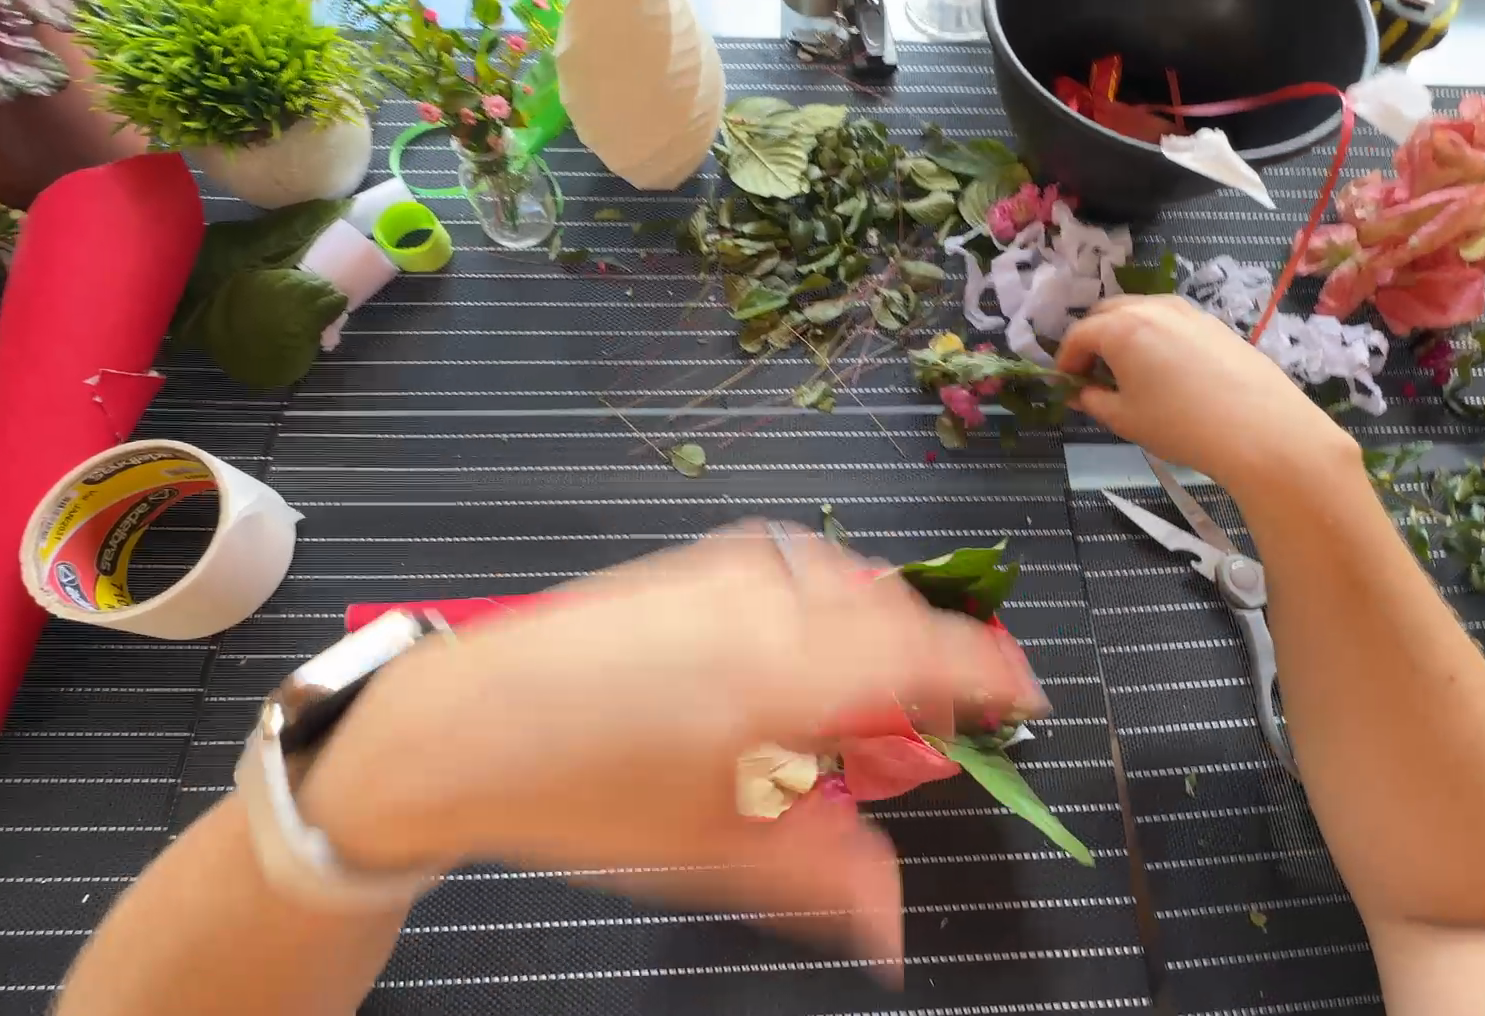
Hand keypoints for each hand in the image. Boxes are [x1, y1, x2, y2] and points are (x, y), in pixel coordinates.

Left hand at [296, 523, 1044, 969]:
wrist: (463, 722)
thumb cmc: (585, 793)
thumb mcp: (714, 850)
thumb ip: (825, 878)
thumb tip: (894, 925)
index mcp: (789, 670)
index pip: (927, 653)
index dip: (990, 669)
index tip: (1021, 692)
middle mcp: (771, 600)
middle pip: (895, 611)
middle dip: (929, 660)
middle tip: (921, 719)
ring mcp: (732, 569)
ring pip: (847, 582)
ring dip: (876, 627)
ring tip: (860, 687)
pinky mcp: (697, 558)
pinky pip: (795, 564)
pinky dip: (826, 598)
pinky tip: (800, 640)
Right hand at [1057, 297, 1360, 497]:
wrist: (1262, 430)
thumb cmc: (1179, 425)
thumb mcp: (1123, 418)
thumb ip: (1092, 400)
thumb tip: (1079, 393)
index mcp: (1122, 327)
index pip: (1078, 335)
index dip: (1064, 362)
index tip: (1064, 386)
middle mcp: (1153, 308)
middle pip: (1107, 313)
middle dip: (1091, 340)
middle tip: (1091, 375)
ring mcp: (1189, 312)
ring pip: (1141, 312)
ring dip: (1122, 334)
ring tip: (1126, 372)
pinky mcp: (1215, 324)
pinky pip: (1170, 321)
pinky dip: (1153, 336)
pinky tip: (1163, 371)